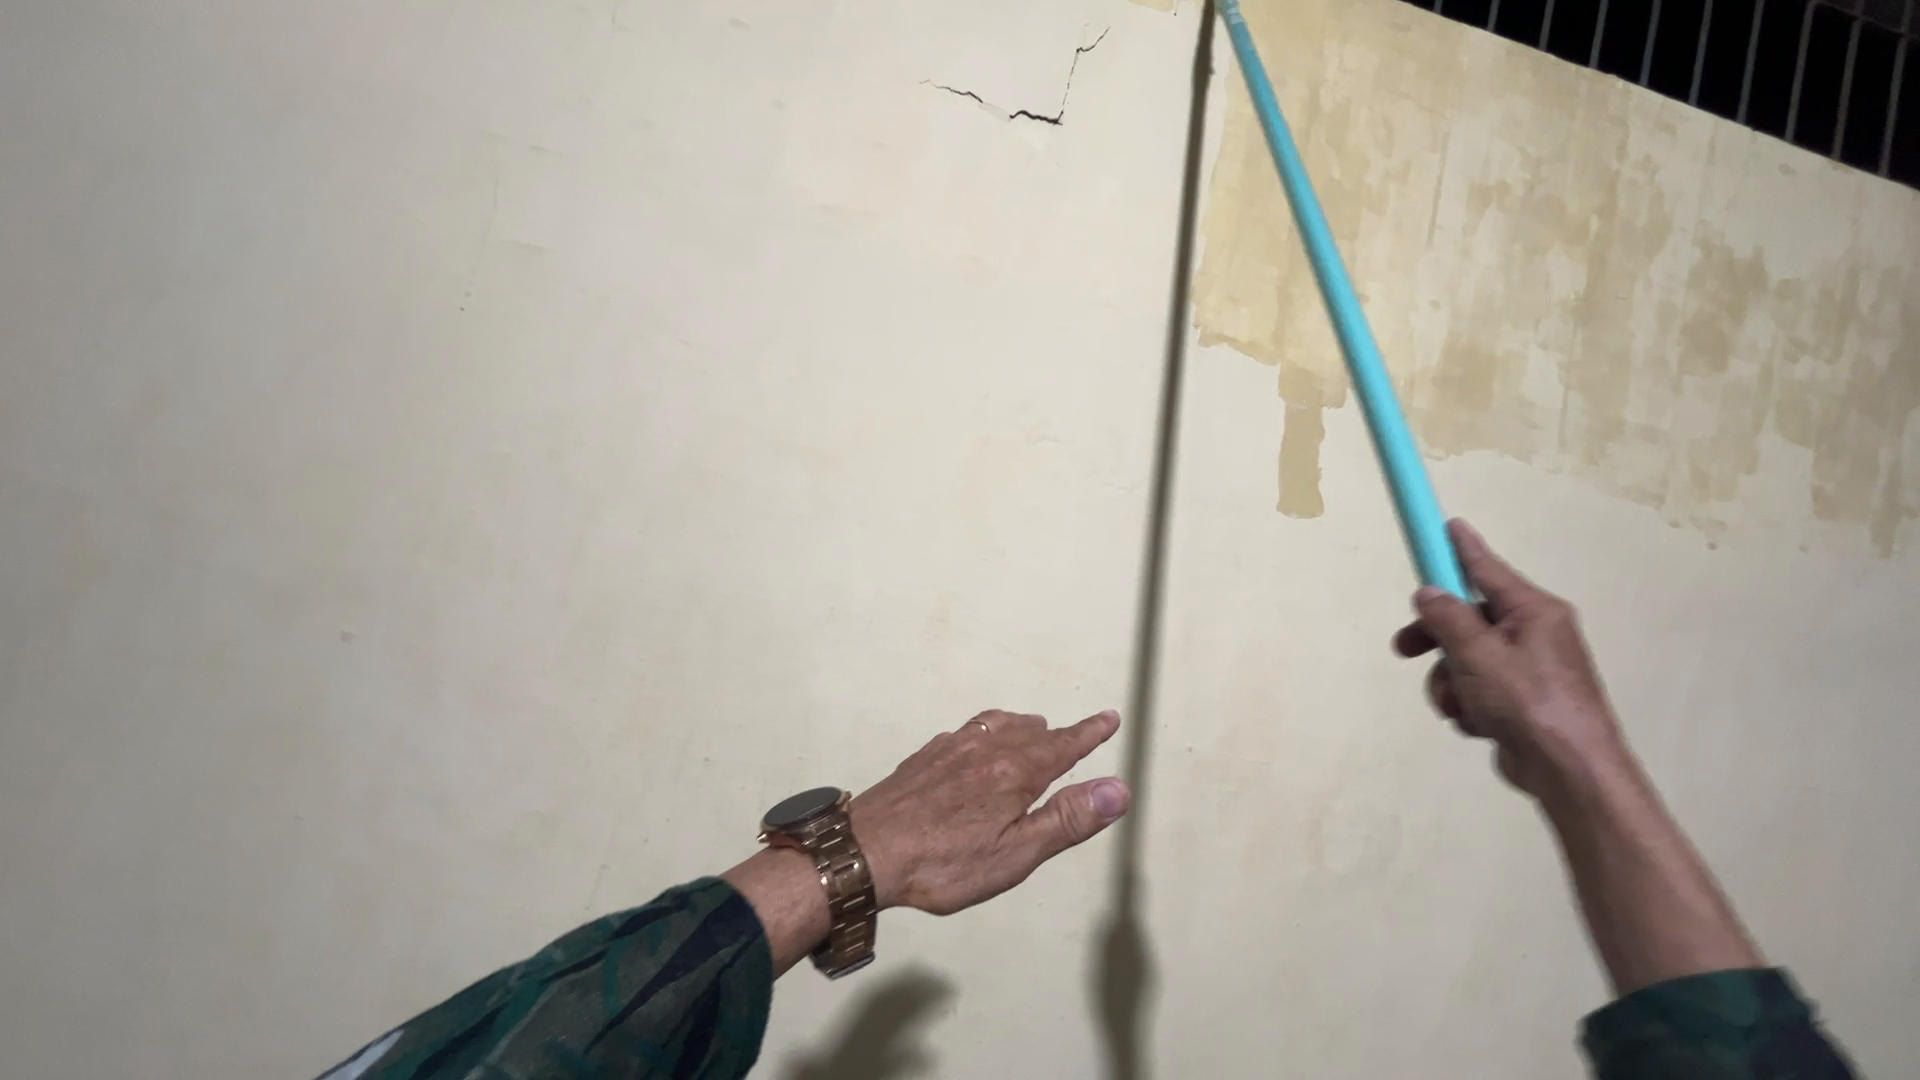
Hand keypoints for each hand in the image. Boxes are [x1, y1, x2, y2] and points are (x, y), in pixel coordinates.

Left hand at [851, 709, 1129, 914]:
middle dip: (1059, 734)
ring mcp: (953, 748)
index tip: (1109, 718)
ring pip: (998, 725)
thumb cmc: (947, 862)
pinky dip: (989, 728)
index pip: (1063, 746)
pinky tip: (977, 742)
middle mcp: (986, 749)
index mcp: (1015, 773)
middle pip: (1033, 734)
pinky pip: (969, 730)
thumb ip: (1067, 819)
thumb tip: (1117, 788)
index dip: (1089, 733)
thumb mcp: (1016, 854)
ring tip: (1034, 729)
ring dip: (1023, 726)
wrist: (867, 850)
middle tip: (1077, 735)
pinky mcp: (927, 755)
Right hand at [1392, 520, 1630, 797]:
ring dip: (1448, 681)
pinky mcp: (1518, 700)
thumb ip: (1447, 617)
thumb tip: (1429, 591)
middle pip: (1465, 619)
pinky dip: (1466, 703)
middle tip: (1404, 649)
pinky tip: (1475, 723)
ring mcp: (1526, 668)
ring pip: (1462, 658)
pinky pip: (1474, 687)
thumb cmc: (1527, 701)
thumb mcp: (1477, 653)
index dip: (1461, 548)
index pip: (1487, 569)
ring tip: (1457, 706)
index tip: (1447, 524)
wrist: (1569, 771)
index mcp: (1534, 612)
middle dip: (1433, 638)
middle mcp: (1533, 633)